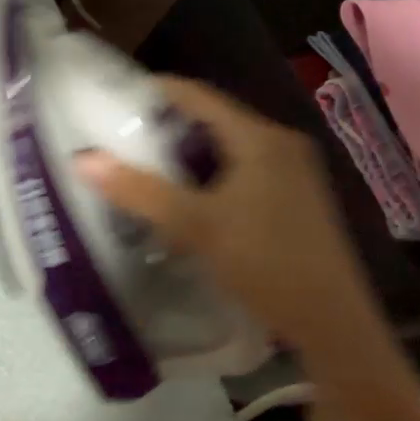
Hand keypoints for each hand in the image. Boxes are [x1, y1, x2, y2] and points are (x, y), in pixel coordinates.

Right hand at [74, 76, 380, 350]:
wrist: (337, 329)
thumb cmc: (266, 263)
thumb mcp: (195, 226)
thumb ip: (138, 189)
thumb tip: (82, 158)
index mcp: (259, 137)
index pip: (197, 94)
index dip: (154, 91)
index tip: (115, 100)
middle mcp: (280, 143)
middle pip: (212, 118)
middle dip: (166, 125)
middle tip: (123, 137)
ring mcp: (294, 171)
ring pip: (227, 146)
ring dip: (187, 152)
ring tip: (145, 165)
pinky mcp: (297, 198)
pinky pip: (243, 168)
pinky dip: (210, 173)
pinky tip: (187, 197)